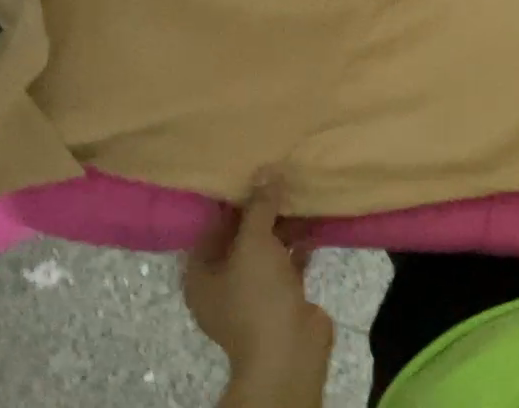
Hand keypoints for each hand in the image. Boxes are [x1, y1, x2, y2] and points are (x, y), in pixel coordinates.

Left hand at [185, 174, 332, 404]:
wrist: (287, 349)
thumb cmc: (257, 295)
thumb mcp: (254, 243)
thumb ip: (259, 206)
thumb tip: (266, 169)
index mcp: (201, 274)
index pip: (211, 227)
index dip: (231, 200)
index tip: (254, 172)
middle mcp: (222, 283)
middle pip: (240, 237)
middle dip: (262, 210)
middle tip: (283, 178)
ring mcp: (252, 292)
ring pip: (266, 249)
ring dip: (284, 226)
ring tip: (303, 194)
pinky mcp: (281, 297)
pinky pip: (288, 262)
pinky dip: (300, 244)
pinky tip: (317, 223)